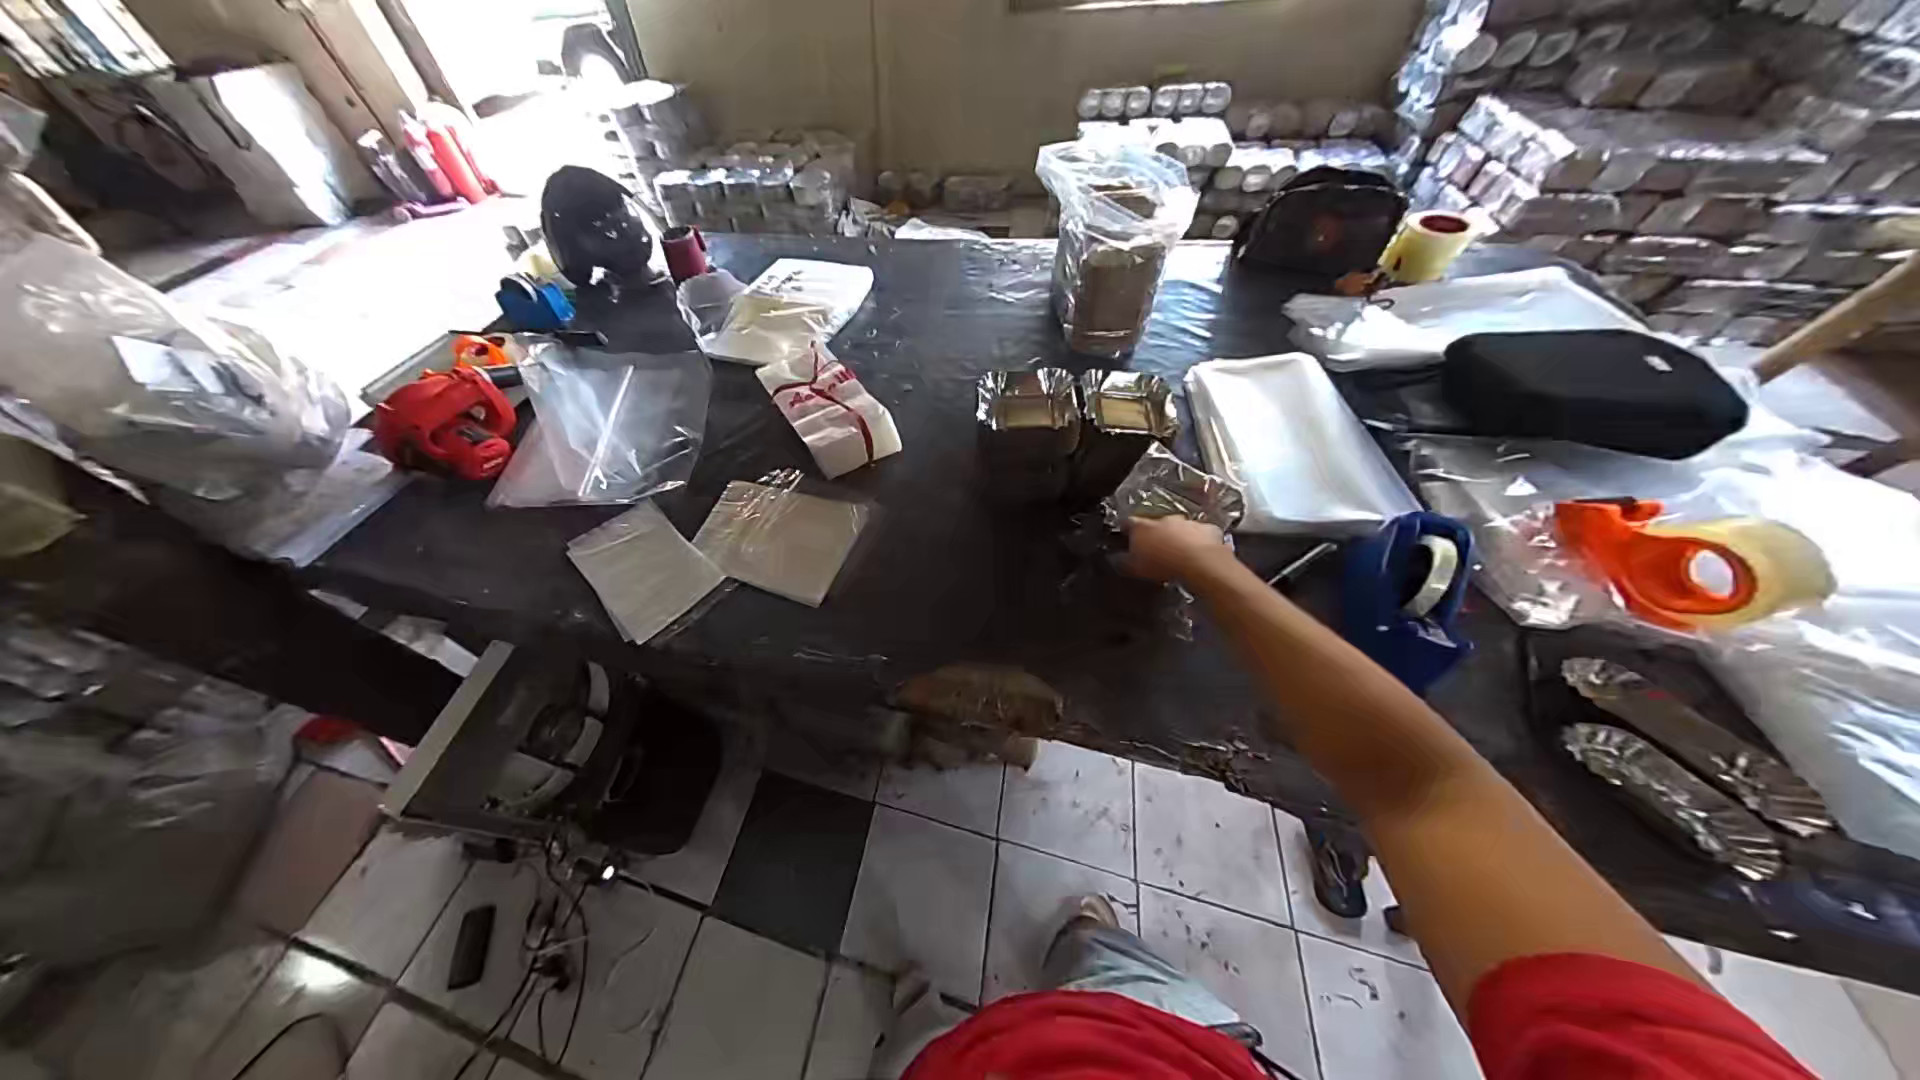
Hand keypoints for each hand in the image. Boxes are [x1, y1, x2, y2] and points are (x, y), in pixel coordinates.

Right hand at [1119, 515, 1233, 583]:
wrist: (1199, 563)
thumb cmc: (1161, 564)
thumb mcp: (1134, 568)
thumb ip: (1121, 561)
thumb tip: (1113, 558)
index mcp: (1142, 527)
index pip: (1128, 523)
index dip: (1126, 530)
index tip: (1125, 537)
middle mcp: (1164, 519)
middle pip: (1155, 524)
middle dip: (1154, 534)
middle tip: (1155, 549)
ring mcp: (1187, 522)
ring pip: (1179, 528)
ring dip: (1177, 537)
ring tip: (1178, 553)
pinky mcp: (1207, 529)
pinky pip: (1201, 533)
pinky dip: (1198, 541)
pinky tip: (1200, 552)